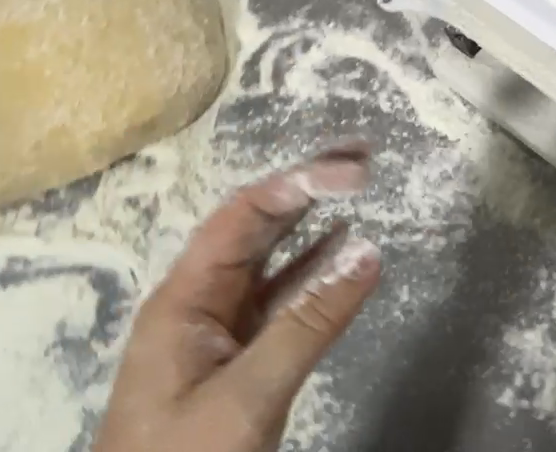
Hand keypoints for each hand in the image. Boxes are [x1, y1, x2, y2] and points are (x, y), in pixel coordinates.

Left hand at [93, 146, 382, 451]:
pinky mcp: (238, 354)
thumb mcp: (246, 398)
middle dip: (307, 186)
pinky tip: (344, 245)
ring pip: (270, 255)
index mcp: (184, 299)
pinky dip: (315, 265)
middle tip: (364, 157)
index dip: (299, 183)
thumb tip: (371, 253)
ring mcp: (218, 327)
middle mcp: (199, 300)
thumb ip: (309, 323)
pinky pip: (282, 293)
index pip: (244, 216)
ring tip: (360, 184)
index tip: (357, 171)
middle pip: (256, 225)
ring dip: (314, 219)